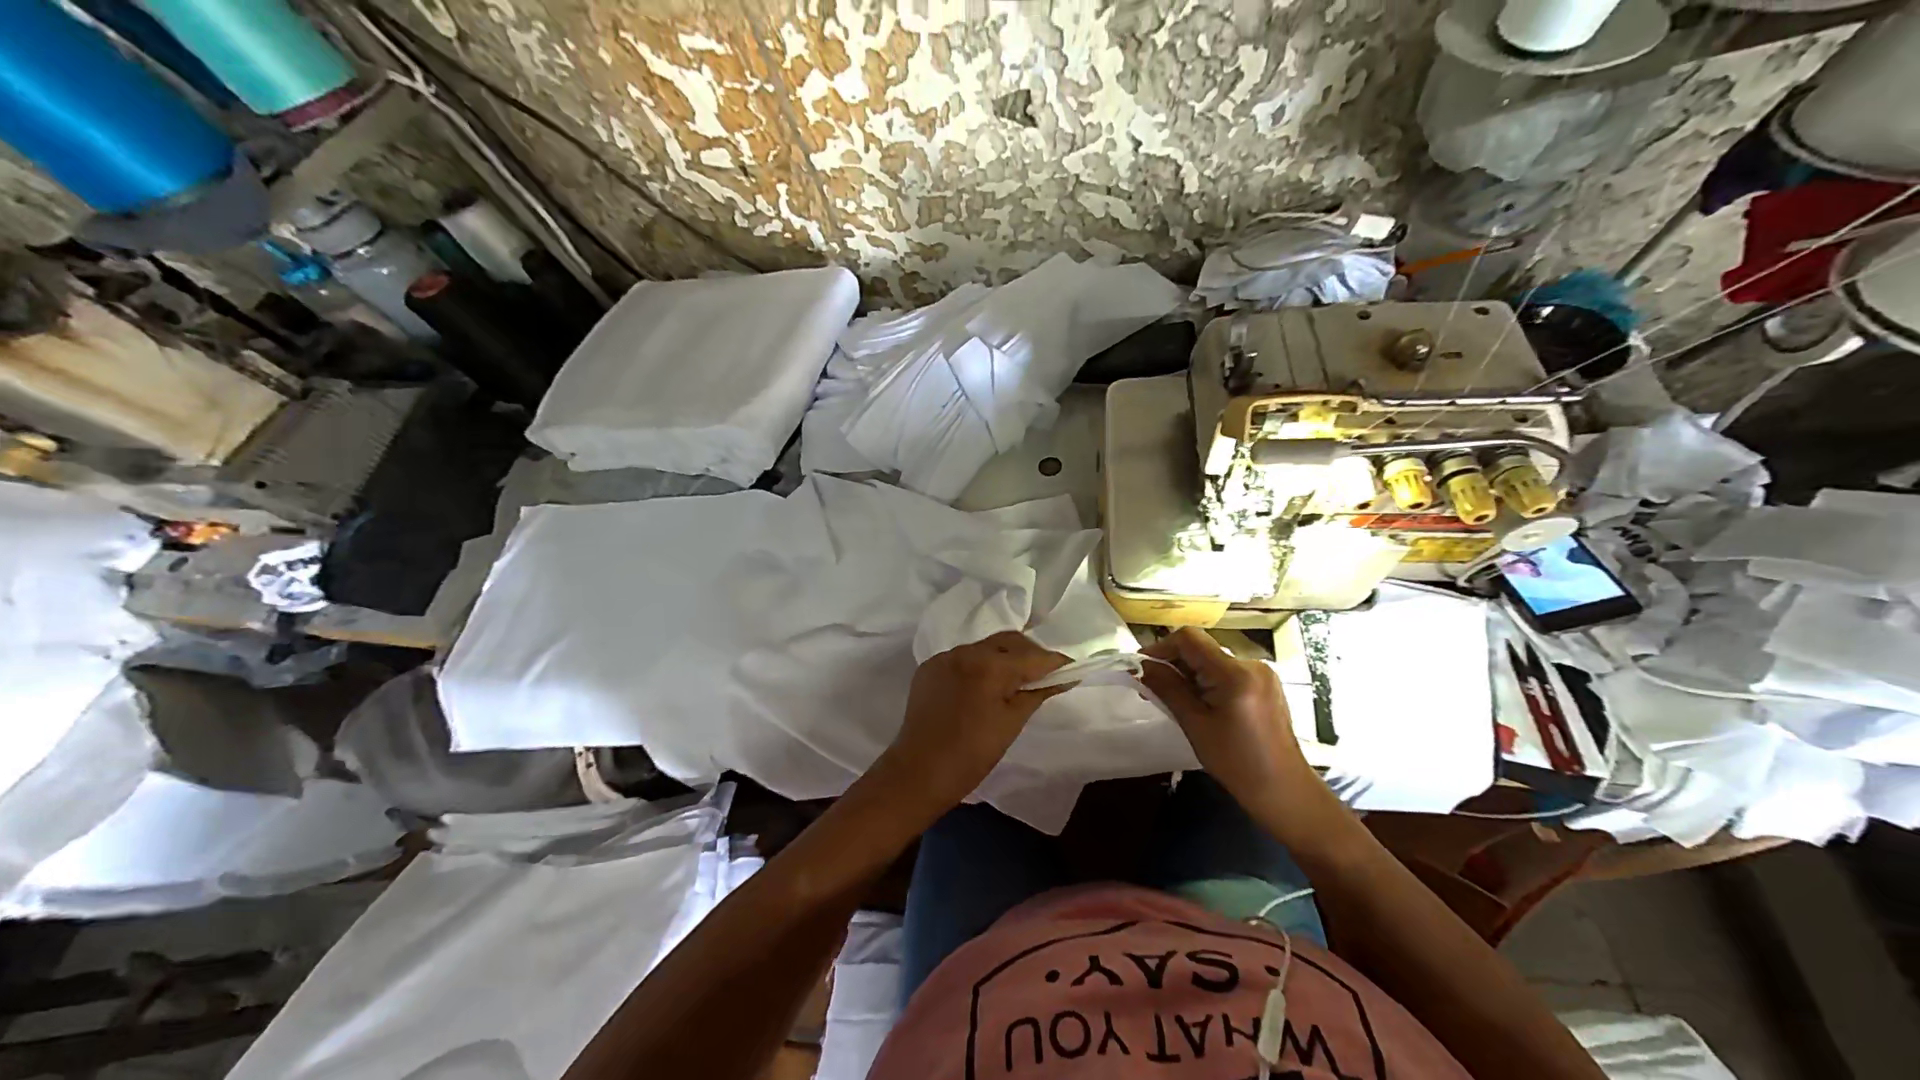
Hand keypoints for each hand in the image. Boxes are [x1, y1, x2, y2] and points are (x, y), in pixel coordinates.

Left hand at [873, 632, 1071, 811]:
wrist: (918, 772)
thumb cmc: (972, 754)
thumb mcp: (1011, 723)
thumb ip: (1037, 693)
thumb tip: (1064, 676)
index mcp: (989, 665)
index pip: (1032, 656)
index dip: (1055, 662)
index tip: (1072, 668)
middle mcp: (965, 652)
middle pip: (1008, 642)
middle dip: (1029, 654)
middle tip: (1045, 675)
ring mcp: (944, 658)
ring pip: (984, 648)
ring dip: (1003, 659)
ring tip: (1014, 682)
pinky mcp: (929, 668)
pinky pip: (963, 658)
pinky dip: (979, 667)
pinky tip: (983, 687)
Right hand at [1140, 627, 1319, 817]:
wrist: (1284, 789)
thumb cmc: (1236, 762)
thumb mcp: (1195, 724)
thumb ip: (1168, 688)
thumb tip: (1141, 667)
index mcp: (1235, 672)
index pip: (1189, 638)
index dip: (1160, 648)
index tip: (1141, 668)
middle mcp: (1251, 663)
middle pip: (1201, 648)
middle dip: (1173, 663)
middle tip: (1151, 688)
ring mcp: (1262, 673)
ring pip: (1213, 660)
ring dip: (1189, 673)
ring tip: (1174, 699)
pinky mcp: (1265, 684)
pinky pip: (1227, 672)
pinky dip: (1207, 681)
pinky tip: (1199, 704)